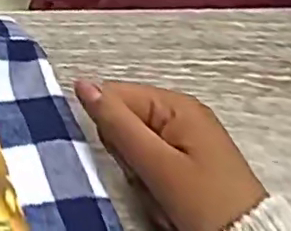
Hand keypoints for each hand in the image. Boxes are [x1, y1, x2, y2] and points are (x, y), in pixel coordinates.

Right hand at [75, 80, 265, 230]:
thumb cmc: (207, 205)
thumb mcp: (158, 166)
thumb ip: (118, 124)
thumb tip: (83, 84)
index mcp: (176, 104)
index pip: (117, 96)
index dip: (112, 130)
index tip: (128, 161)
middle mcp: (182, 114)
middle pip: (128, 124)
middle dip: (130, 158)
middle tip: (151, 182)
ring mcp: (189, 141)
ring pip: (139, 151)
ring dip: (143, 178)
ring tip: (165, 200)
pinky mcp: (192, 166)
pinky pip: (156, 167)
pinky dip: (157, 188)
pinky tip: (171, 207)